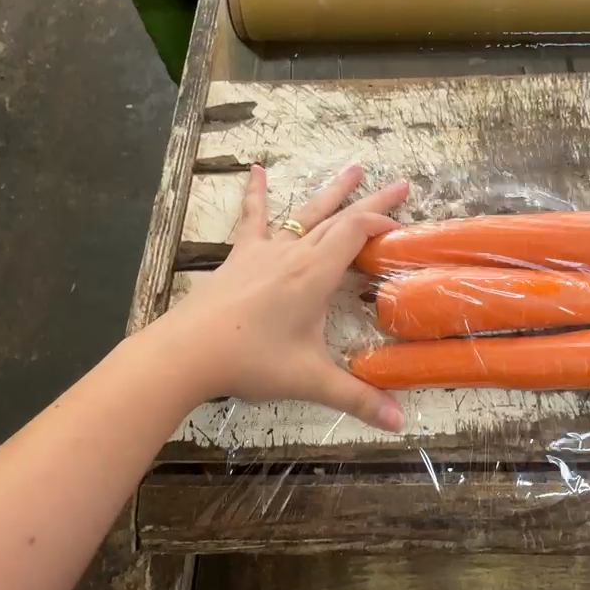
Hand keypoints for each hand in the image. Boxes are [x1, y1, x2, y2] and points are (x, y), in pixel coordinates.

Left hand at [145, 163, 408, 431]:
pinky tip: (256, 170)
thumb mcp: (310, 380)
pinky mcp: (240, 256)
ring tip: (354, 168)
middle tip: (400, 183)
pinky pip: (252, 219)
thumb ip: (356, 398)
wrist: (187, 351)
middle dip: (373, 202)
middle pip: (339, 218)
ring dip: (332, 192)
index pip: (355, 233)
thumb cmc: (251, 361)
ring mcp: (265, 251)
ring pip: (305, 213)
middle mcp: (294, 253)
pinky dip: (256, 193)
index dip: (382, 225)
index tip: (402, 228)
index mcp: (315, 274)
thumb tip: (398, 422)